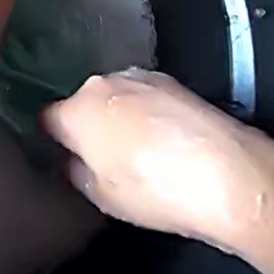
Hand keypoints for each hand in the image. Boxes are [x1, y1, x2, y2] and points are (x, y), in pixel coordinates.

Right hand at [40, 69, 273, 252]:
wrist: (226, 170)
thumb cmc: (154, 190)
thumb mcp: (103, 197)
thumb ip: (75, 172)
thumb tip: (70, 159)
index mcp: (76, 110)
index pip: (47, 120)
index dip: (52, 141)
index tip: (63, 159)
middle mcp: (101, 83)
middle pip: (81, 104)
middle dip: (87, 127)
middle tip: (104, 160)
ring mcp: (137, 76)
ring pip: (113, 97)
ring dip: (117, 116)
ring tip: (140, 151)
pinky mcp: (169, 79)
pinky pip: (142, 95)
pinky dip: (146, 112)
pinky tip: (164, 139)